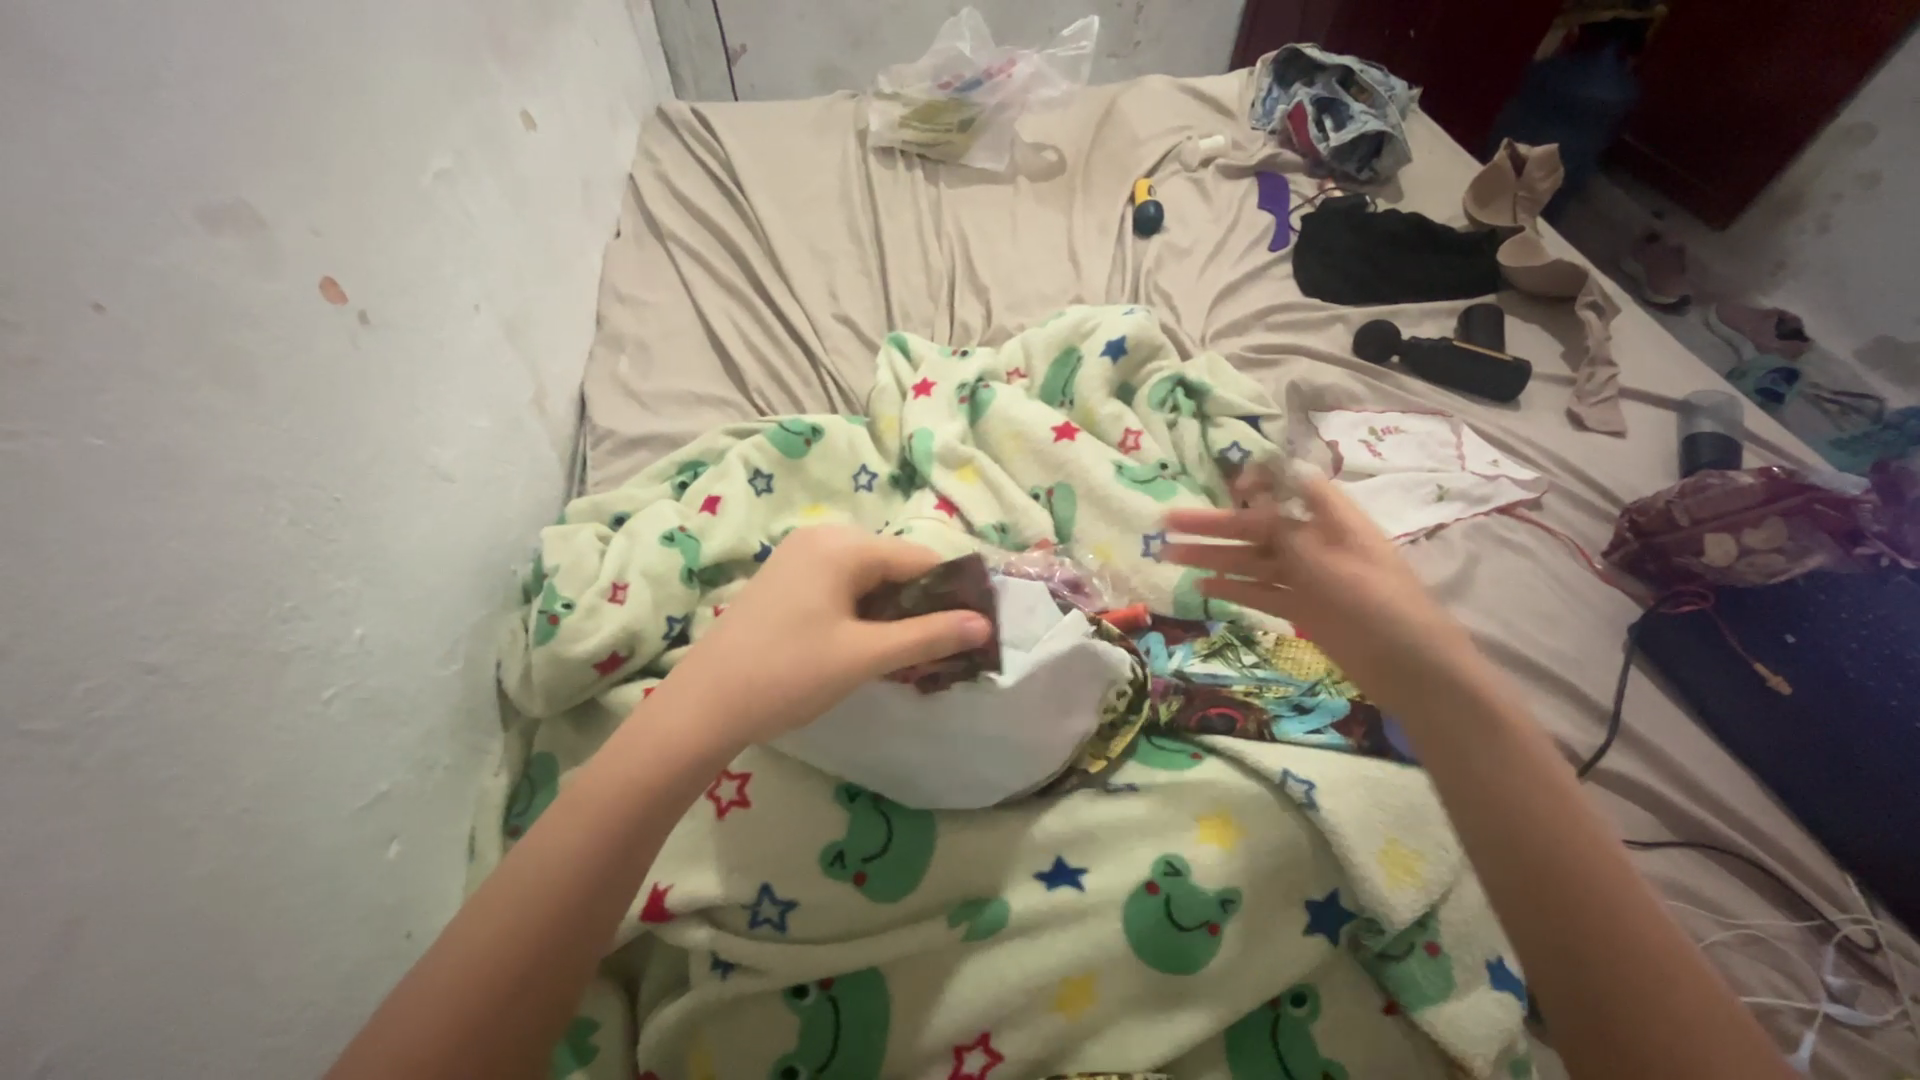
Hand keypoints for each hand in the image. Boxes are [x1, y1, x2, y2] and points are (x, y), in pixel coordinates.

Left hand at [652, 525, 992, 746]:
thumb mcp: (865, 656)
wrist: (704, 704)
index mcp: (843, 545)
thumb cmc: (788, 674)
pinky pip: (842, 586)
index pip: (921, 560)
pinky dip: (864, 613)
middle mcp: (822, 537)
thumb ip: (929, 636)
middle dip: (922, 608)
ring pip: (870, 579)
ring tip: (908, 658)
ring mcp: (799, 556)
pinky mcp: (785, 580)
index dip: (953, 595)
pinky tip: (867, 648)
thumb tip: (985, 625)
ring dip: (894, 615)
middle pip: (896, 567)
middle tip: (940, 654)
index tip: (976, 632)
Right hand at [1163, 465, 1480, 714]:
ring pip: (1252, 561)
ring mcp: (1309, 578)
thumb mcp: (1329, 563)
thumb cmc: (1378, 606)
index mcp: (1333, 521)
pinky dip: (1233, 589)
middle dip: (1214, 524)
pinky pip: (1261, 592)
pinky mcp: (1303, 609)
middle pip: (1258, 526)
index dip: (1259, 483)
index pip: (1291, 487)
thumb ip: (1286, 532)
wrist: (1413, 670)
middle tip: (1168, 523)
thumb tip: (1252, 495)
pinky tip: (1203, 587)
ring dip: (1213, 557)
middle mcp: (1317, 543)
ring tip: (1169, 556)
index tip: (1227, 489)